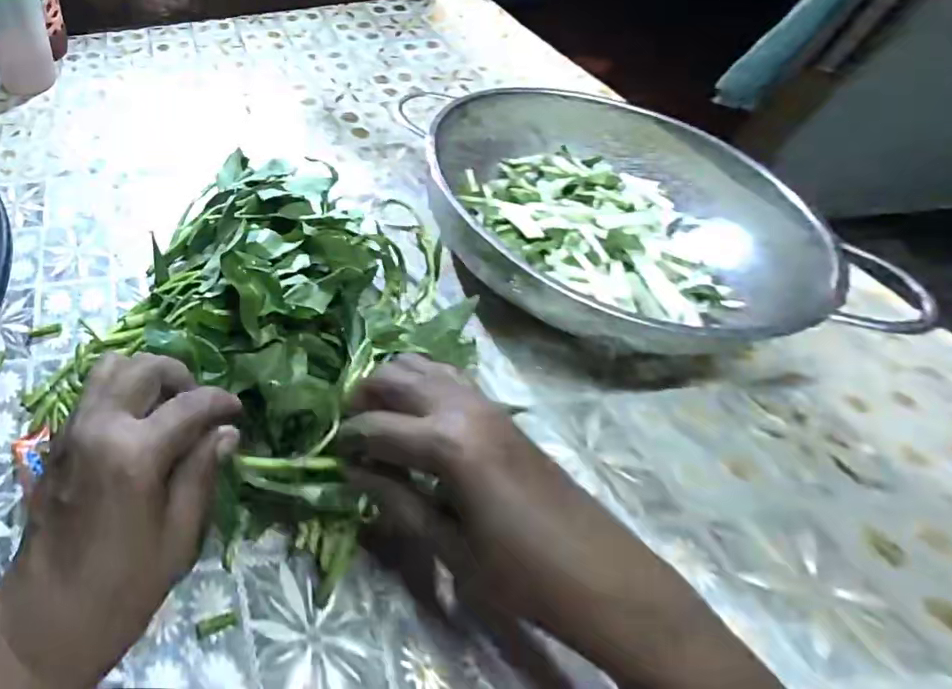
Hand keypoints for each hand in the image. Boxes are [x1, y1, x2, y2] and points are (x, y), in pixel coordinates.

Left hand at [0, 354, 240, 687]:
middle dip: (179, 376)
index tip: (236, 408)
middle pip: (144, 368)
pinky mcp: (59, 432)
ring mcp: (74, 422)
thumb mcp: (178, 536)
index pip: (187, 405)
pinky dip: (119, 387)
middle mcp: (100, 422)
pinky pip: (91, 388)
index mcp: (134, 452)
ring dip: (143, 373)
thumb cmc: (125, 583)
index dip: (218, 401)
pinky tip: (136, 419)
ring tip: (166, 404)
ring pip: (111, 366)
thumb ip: (200, 473)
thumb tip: (224, 431)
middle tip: (199, 405)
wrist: (52, 603)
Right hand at [338, 355, 779, 688]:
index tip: (335, 458)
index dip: (347, 441)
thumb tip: (350, 471)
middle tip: (350, 433)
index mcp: (448, 445)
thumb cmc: (528, 578)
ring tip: (377, 417)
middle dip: (359, 400)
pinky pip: (444, 373)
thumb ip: (394, 500)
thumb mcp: (451, 547)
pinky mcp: (499, 410)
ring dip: (387, 383)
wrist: (616, 587)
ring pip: (413, 364)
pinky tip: (414, 411)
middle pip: (388, 379)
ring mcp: (484, 404)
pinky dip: (418, 379)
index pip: (373, 427)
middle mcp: (462, 409)